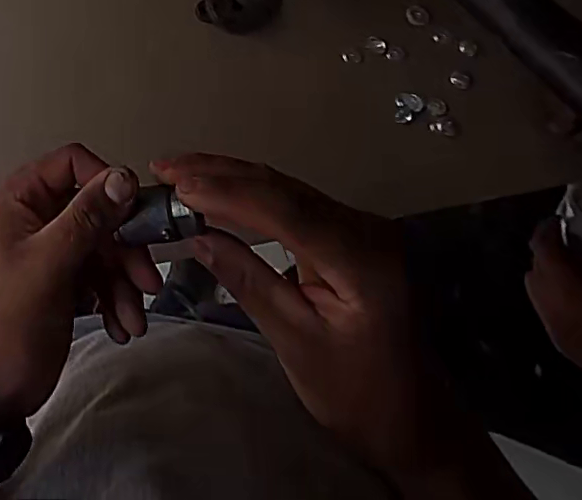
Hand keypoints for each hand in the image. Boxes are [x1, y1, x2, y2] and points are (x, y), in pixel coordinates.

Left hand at [0, 144, 162, 425]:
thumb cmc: (3, 328)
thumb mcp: (47, 266)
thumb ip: (86, 218)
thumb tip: (121, 178)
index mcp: (22, 198)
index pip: (74, 163)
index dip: (106, 182)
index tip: (130, 211)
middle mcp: (40, 214)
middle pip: (100, 207)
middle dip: (124, 247)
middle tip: (143, 277)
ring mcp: (56, 246)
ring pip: (108, 242)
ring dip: (126, 279)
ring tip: (132, 313)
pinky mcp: (69, 274)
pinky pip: (105, 271)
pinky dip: (118, 296)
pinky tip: (121, 322)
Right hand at [152, 154, 491, 483]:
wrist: (412, 414)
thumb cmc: (360, 394)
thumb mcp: (297, 344)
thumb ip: (249, 282)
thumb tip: (200, 237)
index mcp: (359, 257)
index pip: (285, 209)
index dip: (229, 193)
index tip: (181, 186)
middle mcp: (362, 228)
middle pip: (283, 187)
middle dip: (221, 173)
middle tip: (169, 167)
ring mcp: (357, 225)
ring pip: (285, 187)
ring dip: (231, 176)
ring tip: (182, 171)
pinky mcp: (346, 230)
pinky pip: (292, 200)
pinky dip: (250, 192)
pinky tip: (220, 187)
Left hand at [524, 219, 581, 412]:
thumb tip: (578, 251)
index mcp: (569, 298)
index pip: (543, 253)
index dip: (548, 232)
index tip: (558, 222)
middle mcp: (554, 317)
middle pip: (534, 273)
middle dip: (546, 254)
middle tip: (569, 243)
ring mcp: (558, 337)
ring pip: (536, 294)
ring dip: (549, 276)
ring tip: (575, 267)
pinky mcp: (568, 351)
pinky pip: (547, 313)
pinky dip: (554, 297)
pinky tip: (579, 294)